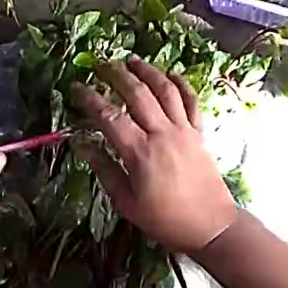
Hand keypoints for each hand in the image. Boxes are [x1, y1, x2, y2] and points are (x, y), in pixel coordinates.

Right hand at [74, 59, 236, 253]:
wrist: (211, 226)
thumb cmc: (165, 220)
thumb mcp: (127, 202)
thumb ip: (105, 170)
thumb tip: (82, 146)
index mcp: (140, 153)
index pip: (109, 117)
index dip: (90, 99)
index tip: (76, 88)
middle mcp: (162, 134)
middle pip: (137, 93)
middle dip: (116, 75)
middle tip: (100, 65)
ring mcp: (184, 131)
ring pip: (165, 90)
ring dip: (148, 71)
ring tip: (131, 60)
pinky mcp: (200, 133)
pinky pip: (192, 101)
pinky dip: (182, 84)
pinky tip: (171, 73)